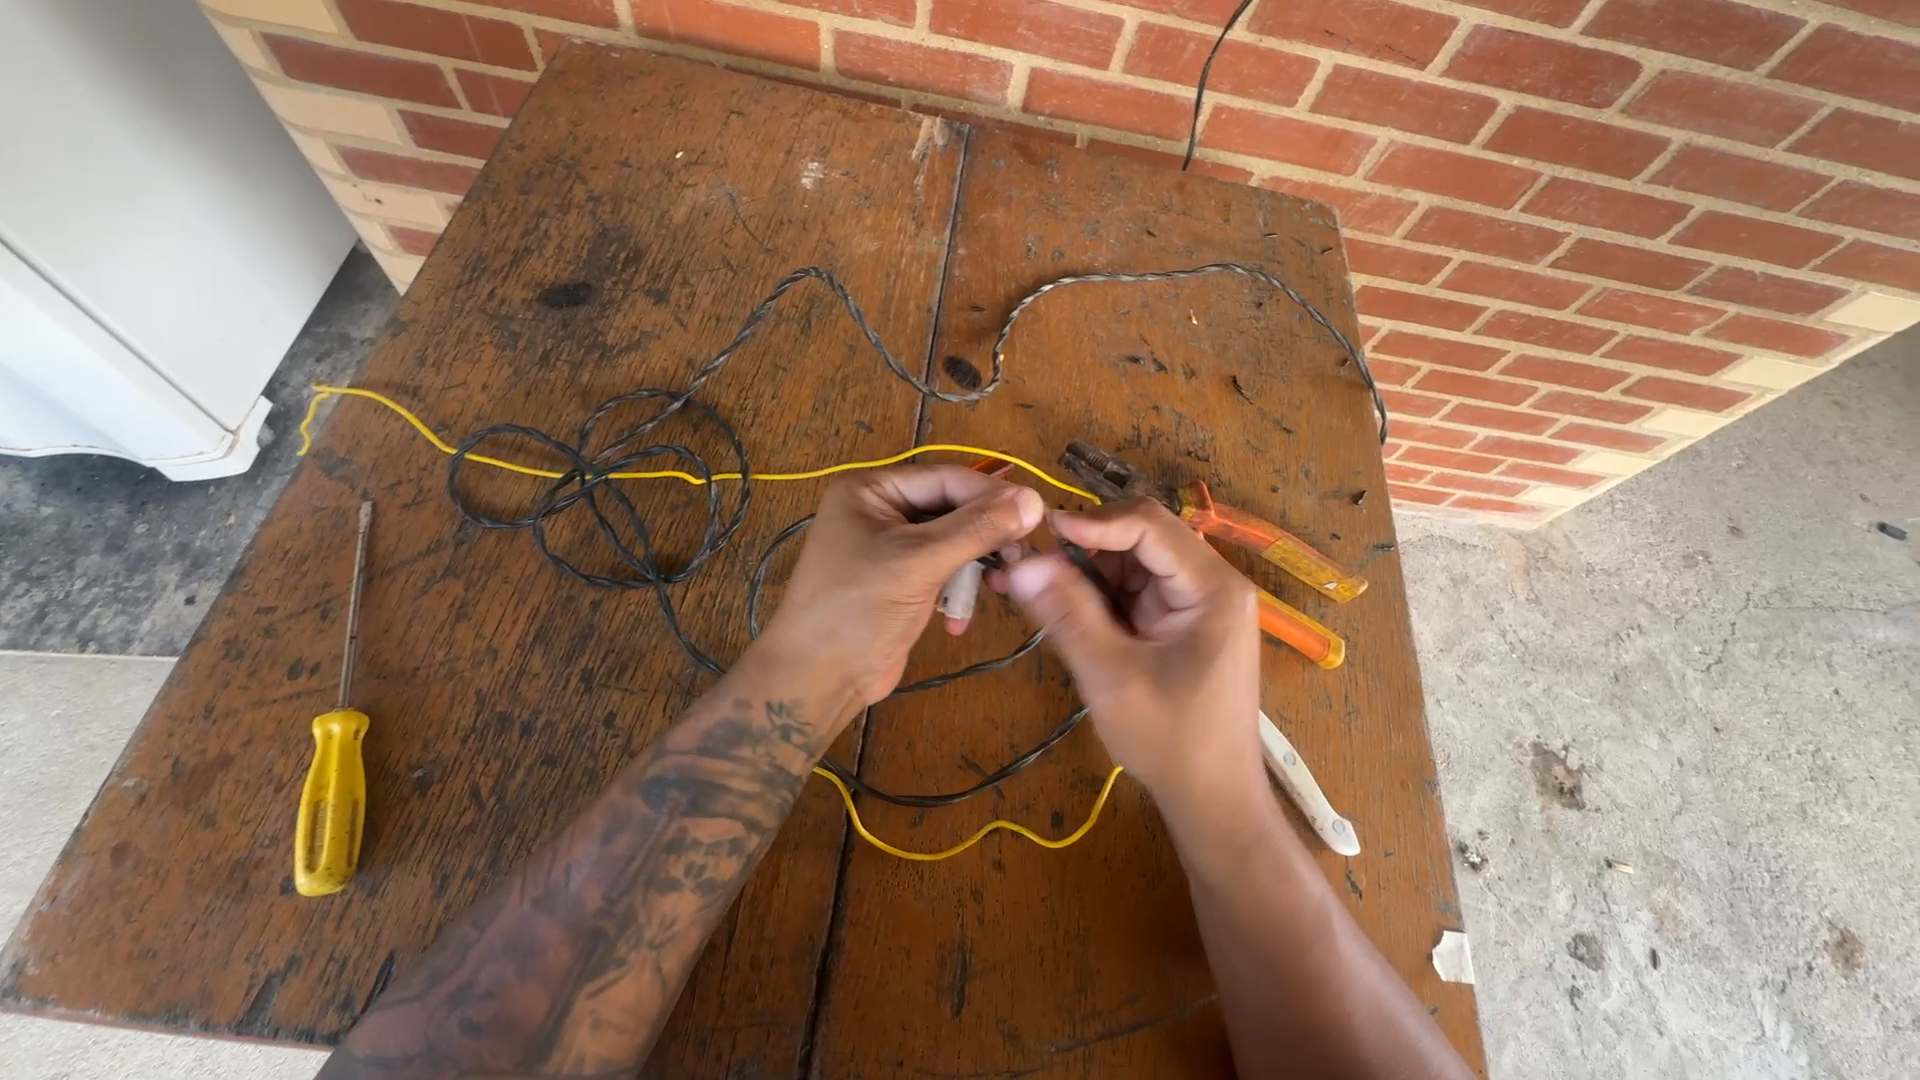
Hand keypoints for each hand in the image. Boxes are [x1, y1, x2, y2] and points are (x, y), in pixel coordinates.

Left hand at [756, 465, 1043, 712]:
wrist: (819, 679)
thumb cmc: (858, 609)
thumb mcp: (919, 562)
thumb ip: (976, 529)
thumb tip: (1034, 500)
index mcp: (871, 490)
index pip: (946, 478)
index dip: (993, 496)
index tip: (1038, 515)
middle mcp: (880, 510)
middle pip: (953, 508)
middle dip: (988, 534)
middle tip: (1024, 557)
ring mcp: (891, 547)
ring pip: (954, 541)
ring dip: (977, 565)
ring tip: (1003, 587)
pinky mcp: (902, 581)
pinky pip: (944, 571)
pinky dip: (957, 591)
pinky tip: (958, 620)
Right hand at [996, 499, 1264, 817]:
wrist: (1212, 800)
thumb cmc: (1172, 741)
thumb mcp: (1111, 676)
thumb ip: (1066, 614)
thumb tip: (1018, 563)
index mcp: (1213, 588)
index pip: (1149, 526)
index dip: (1093, 522)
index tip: (1039, 534)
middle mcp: (1209, 584)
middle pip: (1139, 539)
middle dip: (1084, 547)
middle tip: (1030, 563)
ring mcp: (1192, 603)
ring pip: (1129, 563)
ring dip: (1083, 571)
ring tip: (1034, 586)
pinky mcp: (1174, 623)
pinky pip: (1129, 592)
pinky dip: (1093, 596)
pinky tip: (1057, 607)